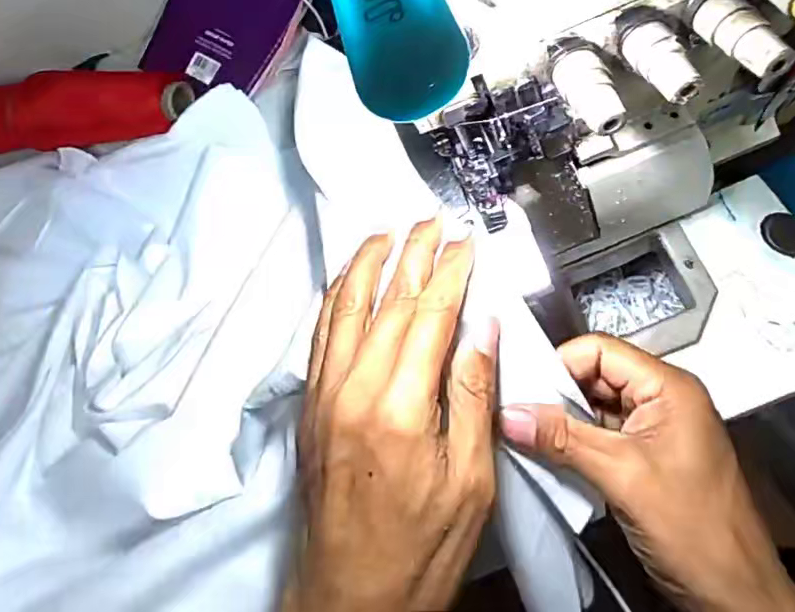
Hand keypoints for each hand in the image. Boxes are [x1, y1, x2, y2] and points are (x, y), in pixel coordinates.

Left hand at [290, 219, 498, 611]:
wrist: (346, 607)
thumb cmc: (418, 552)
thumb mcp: (471, 479)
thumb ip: (474, 392)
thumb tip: (483, 326)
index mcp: (400, 410)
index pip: (430, 315)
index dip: (452, 272)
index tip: (467, 243)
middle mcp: (354, 394)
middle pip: (388, 302)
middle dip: (414, 255)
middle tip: (433, 222)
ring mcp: (325, 400)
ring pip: (346, 310)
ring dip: (368, 265)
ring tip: (387, 232)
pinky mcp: (311, 411)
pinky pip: (321, 337)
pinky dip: (336, 299)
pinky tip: (348, 281)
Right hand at [499, 334, 794, 611]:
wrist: (737, 593)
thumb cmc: (698, 531)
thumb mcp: (623, 477)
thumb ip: (565, 441)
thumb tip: (515, 414)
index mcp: (669, 386)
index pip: (603, 350)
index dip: (562, 363)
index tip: (524, 387)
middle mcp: (665, 397)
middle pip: (600, 375)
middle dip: (560, 393)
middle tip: (521, 414)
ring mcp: (659, 427)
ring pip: (601, 406)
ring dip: (568, 420)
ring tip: (531, 435)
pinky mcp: (652, 455)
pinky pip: (608, 434)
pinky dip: (582, 442)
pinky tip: (556, 456)